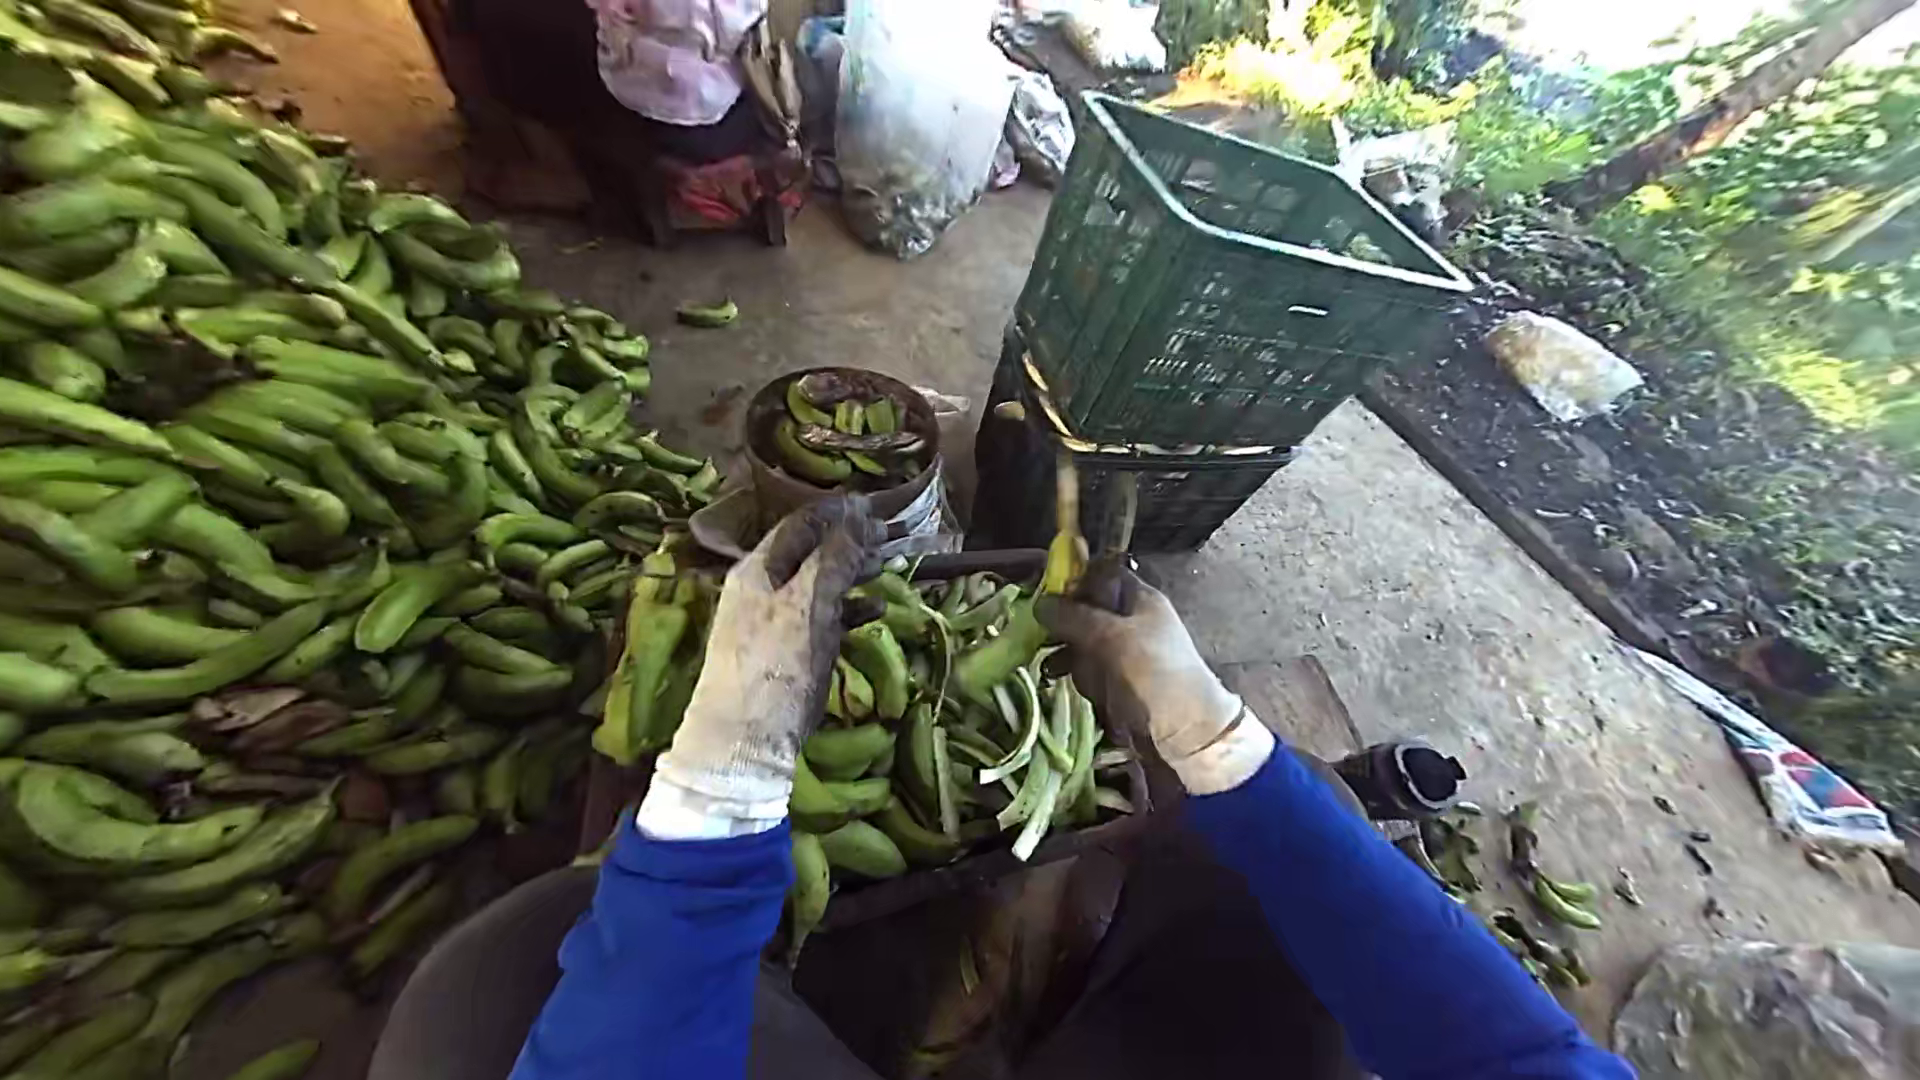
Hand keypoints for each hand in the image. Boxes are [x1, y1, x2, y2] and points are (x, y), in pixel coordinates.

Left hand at [638, 498, 881, 838]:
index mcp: (761, 567)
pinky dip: (851, 608)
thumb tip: (861, 516)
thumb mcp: (809, 603)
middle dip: (851, 539)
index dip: (837, 511)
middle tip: (889, 534)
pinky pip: (825, 615)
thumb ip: (836, 557)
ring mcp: (778, 617)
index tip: (873, 506)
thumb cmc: (776, 663)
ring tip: (887, 564)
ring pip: (822, 581)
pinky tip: (876, 609)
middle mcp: (766, 585)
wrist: (745, 737)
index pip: (802, 523)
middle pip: (814, 550)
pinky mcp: (792, 646)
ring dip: (854, 570)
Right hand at [1036, 562, 1273, 794]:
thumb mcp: (1113, 637)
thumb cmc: (1155, 673)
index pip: (1099, 573)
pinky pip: (1080, 664)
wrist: (1184, 734)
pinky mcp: (1109, 678)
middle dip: (1061, 618)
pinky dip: (1068, 669)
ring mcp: (1117, 650)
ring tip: (1052, 660)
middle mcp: (1126, 620)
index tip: (1045, 589)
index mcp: (1137, 599)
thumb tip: (1039, 603)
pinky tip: (1056, 675)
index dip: (1073, 577)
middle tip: (1040, 628)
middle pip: (1082, 606)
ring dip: (1062, 647)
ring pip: (1077, 637)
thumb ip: (1074, 616)